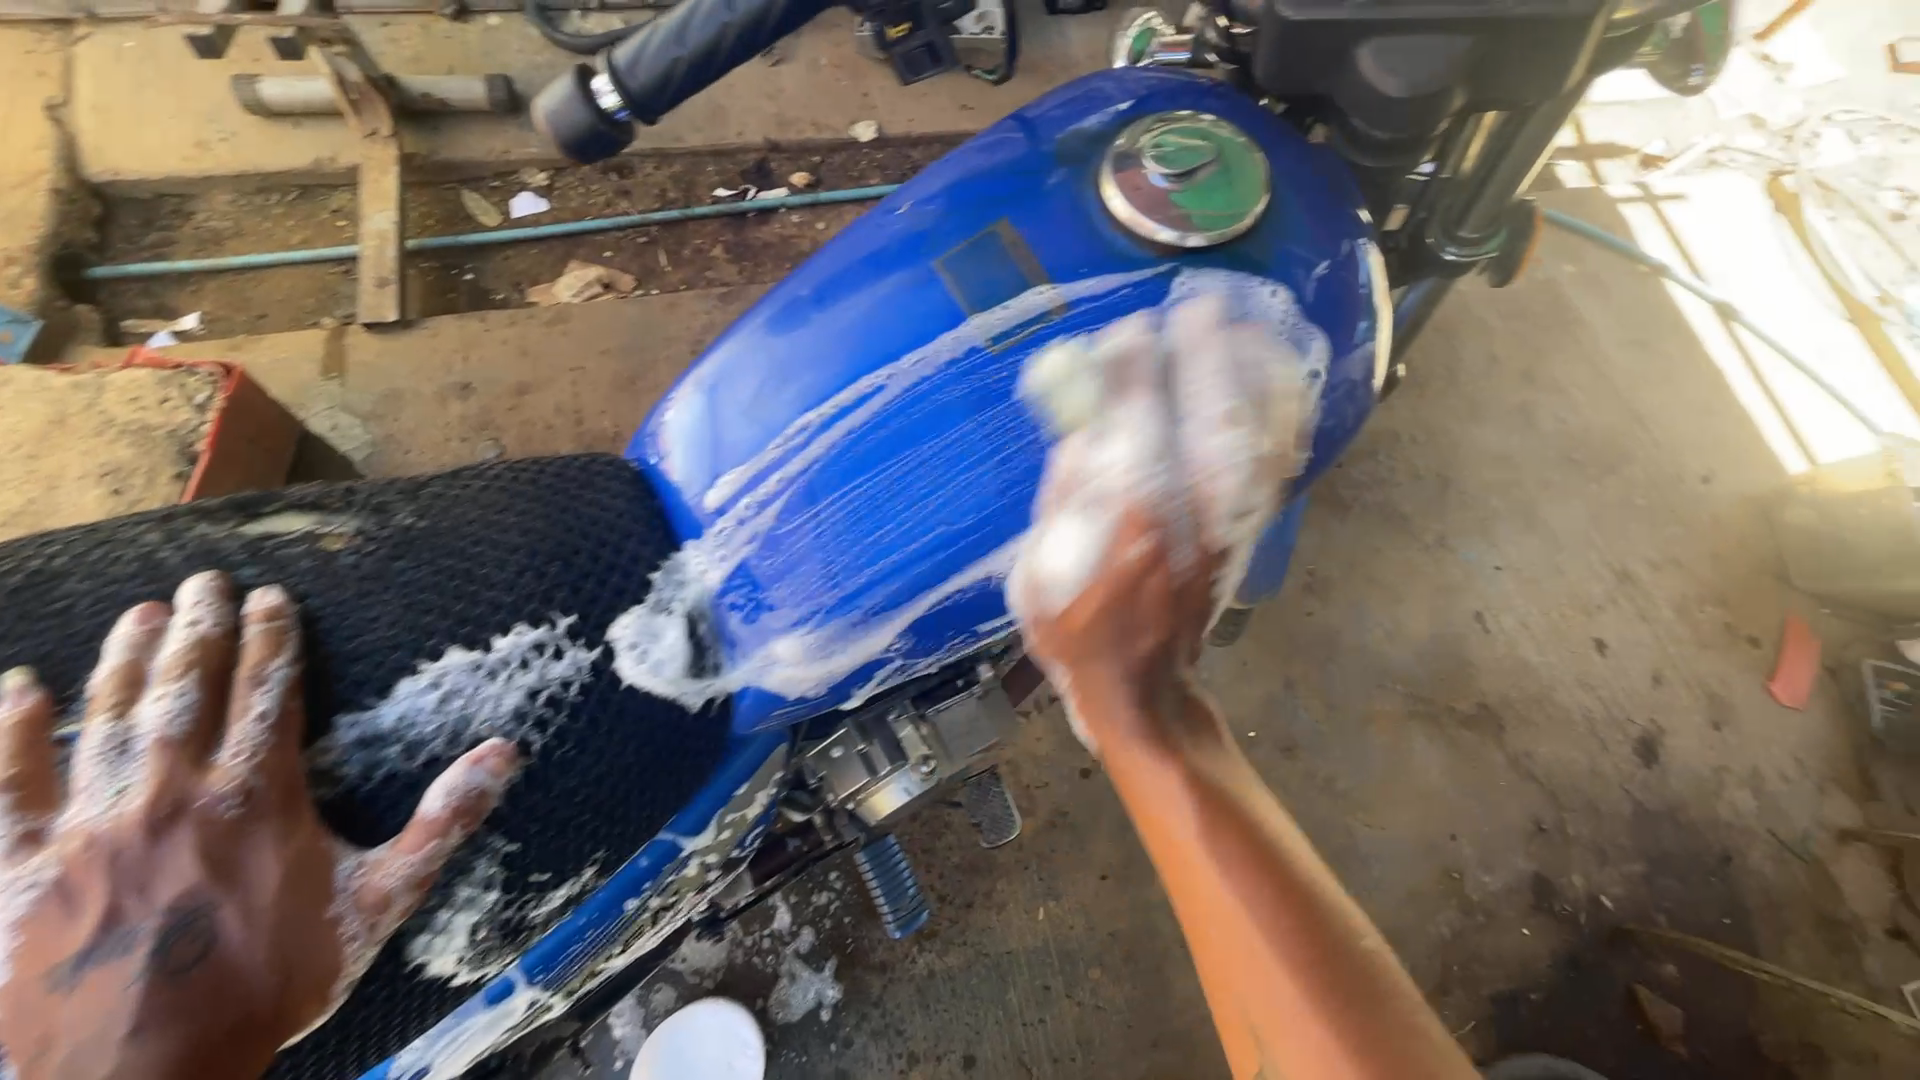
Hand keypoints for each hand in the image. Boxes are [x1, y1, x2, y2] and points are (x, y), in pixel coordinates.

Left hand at [0, 572, 521, 1079]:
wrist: (140, 1073)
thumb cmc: (274, 979)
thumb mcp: (382, 901)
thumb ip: (444, 820)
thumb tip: (506, 751)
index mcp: (257, 798)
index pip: (268, 696)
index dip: (272, 642)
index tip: (273, 597)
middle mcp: (172, 796)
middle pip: (187, 692)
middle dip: (200, 630)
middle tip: (206, 579)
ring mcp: (87, 831)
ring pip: (109, 722)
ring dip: (126, 661)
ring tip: (144, 611)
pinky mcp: (18, 873)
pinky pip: (7, 791)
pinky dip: (10, 737)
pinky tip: (18, 688)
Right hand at [1008, 293, 1314, 754]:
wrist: (1145, 688)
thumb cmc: (1078, 633)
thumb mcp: (1037, 574)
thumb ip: (1061, 498)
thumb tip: (1084, 431)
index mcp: (1126, 525)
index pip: (1134, 428)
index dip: (1131, 373)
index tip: (1123, 334)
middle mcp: (1189, 515)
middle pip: (1210, 418)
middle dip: (1206, 354)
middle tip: (1196, 305)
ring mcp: (1230, 523)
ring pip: (1257, 432)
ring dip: (1254, 372)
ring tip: (1241, 324)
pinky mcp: (1250, 531)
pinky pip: (1278, 459)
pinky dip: (1284, 412)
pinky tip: (1276, 374)